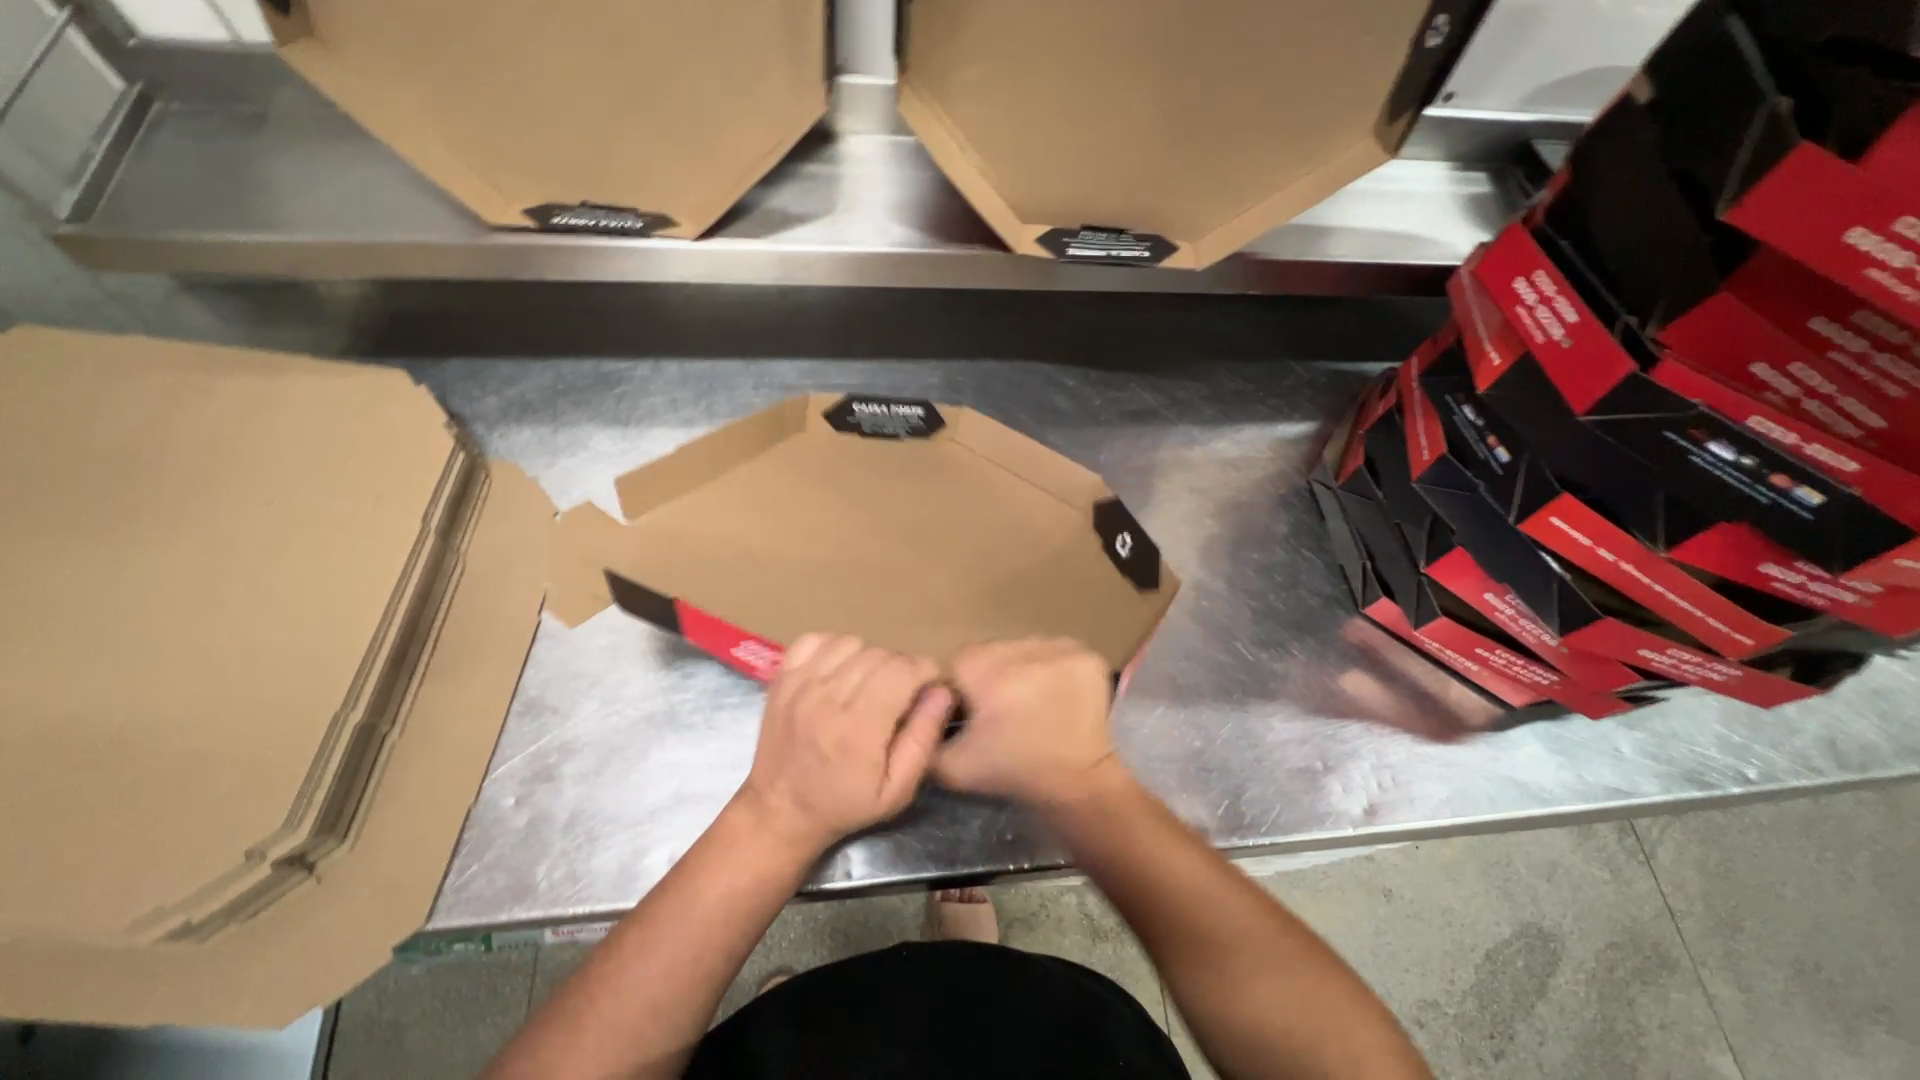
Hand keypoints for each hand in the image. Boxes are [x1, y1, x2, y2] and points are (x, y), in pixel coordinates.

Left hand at [736, 634, 953, 853]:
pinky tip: (839, 673)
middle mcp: (827, 696)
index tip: (926, 691)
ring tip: (868, 686)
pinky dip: (835, 649)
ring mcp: (801, 683)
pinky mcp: (782, 677)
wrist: (781, 809)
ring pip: (853, 643)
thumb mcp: (897, 790)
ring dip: (869, 659)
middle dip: (901, 670)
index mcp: (858, 727)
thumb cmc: (845, 804)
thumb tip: (942, 692)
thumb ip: (923, 739)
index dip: (925, 673)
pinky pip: (817, 640)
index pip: (904, 669)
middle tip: (898, 696)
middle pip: (882, 654)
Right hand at [934, 639, 1126, 806]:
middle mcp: (1021, 650)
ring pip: (1024, 649)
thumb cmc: (1012, 772)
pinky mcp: (1087, 656)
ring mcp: (1059, 649)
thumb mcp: (951, 767)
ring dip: (1024, 669)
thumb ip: (925, 734)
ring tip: (1032, 702)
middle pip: (992, 652)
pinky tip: (1055, 695)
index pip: (958, 665)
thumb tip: (918, 711)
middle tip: (1005, 711)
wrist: (1078, 784)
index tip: (978, 714)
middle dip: (994, 676)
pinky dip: (1052, 669)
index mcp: (984, 672)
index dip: (964, 689)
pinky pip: (1056, 652)